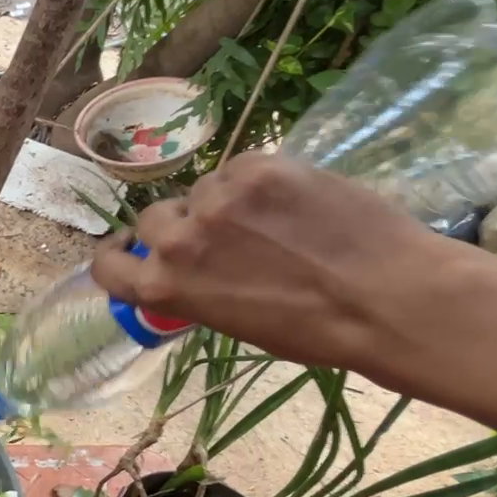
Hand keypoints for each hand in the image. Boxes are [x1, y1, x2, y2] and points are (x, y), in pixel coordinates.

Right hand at [89, 153, 467, 373]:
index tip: (127, 247)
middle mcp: (178, 242)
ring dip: (222, 201)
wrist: (388, 298)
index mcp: (163, 288)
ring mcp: (217, 201)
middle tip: (220, 235)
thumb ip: (190, 287)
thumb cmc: (309, 329)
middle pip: (154, 218)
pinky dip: (259, 180)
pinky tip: (293, 200)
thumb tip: (185, 263)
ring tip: (269, 219)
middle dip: (180, 225)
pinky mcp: (259, 169)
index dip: (116, 254)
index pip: (108, 264)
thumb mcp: (227, 321)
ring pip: (201, 190)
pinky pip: (240, 166)